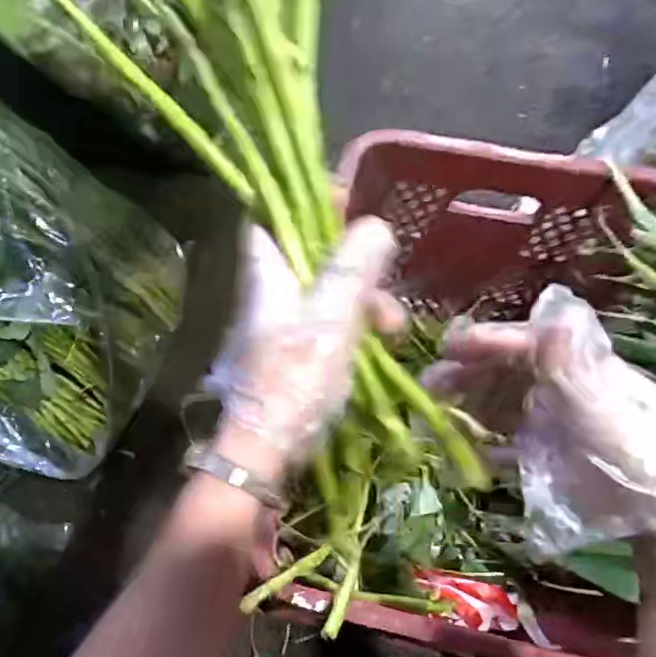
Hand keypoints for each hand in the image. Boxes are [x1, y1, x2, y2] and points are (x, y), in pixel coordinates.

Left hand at [206, 218, 401, 481]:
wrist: (263, 454)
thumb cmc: (292, 385)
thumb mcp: (330, 321)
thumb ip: (352, 270)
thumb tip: (373, 224)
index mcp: (268, 279)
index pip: (269, 218)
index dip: (304, 202)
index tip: (347, 203)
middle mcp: (269, 299)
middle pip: (312, 259)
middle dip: (357, 268)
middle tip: (387, 295)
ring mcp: (280, 331)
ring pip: (327, 296)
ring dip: (364, 307)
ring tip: (392, 335)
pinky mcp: (292, 361)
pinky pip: (328, 330)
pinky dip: (353, 334)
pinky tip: (378, 351)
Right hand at [421, 284, 655, 556]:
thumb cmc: (637, 454)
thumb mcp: (602, 407)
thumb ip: (570, 368)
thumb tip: (551, 318)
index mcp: (578, 369)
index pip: (525, 343)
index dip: (487, 341)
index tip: (447, 347)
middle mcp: (560, 390)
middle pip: (503, 373)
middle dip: (463, 376)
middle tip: (426, 388)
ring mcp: (551, 423)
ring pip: (497, 408)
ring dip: (463, 410)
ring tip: (431, 423)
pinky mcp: (545, 457)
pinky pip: (502, 446)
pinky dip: (479, 449)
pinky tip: (458, 458)